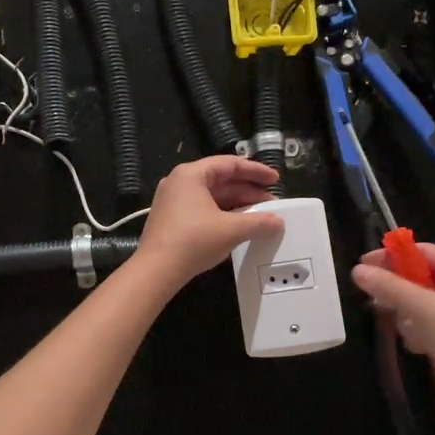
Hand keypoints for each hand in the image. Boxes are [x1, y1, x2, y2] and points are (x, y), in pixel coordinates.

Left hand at [134, 157, 283, 287]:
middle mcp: (180, 182)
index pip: (230, 164)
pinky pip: (202, 208)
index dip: (256, 171)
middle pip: (221, 179)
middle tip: (271, 202)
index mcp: (191, 174)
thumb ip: (258, 222)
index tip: (276, 180)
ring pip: (212, 196)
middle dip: (248, 191)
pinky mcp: (171, 218)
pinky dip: (222, 213)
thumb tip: (278, 222)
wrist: (156, 270)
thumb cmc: (193, 241)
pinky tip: (239, 225)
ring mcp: (173, 200)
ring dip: (237, 204)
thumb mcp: (231, 230)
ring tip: (259, 215)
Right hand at [351, 242, 434, 410]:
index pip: (423, 251)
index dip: (393, 255)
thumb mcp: (422, 308)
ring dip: (407, 315)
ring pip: (418, 303)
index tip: (364, 264)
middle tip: (376, 300)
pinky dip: (416, 332)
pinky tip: (418, 346)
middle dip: (398, 290)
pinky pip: (425, 324)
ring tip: (408, 331)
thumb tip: (356, 270)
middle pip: (419, 277)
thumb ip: (389, 287)